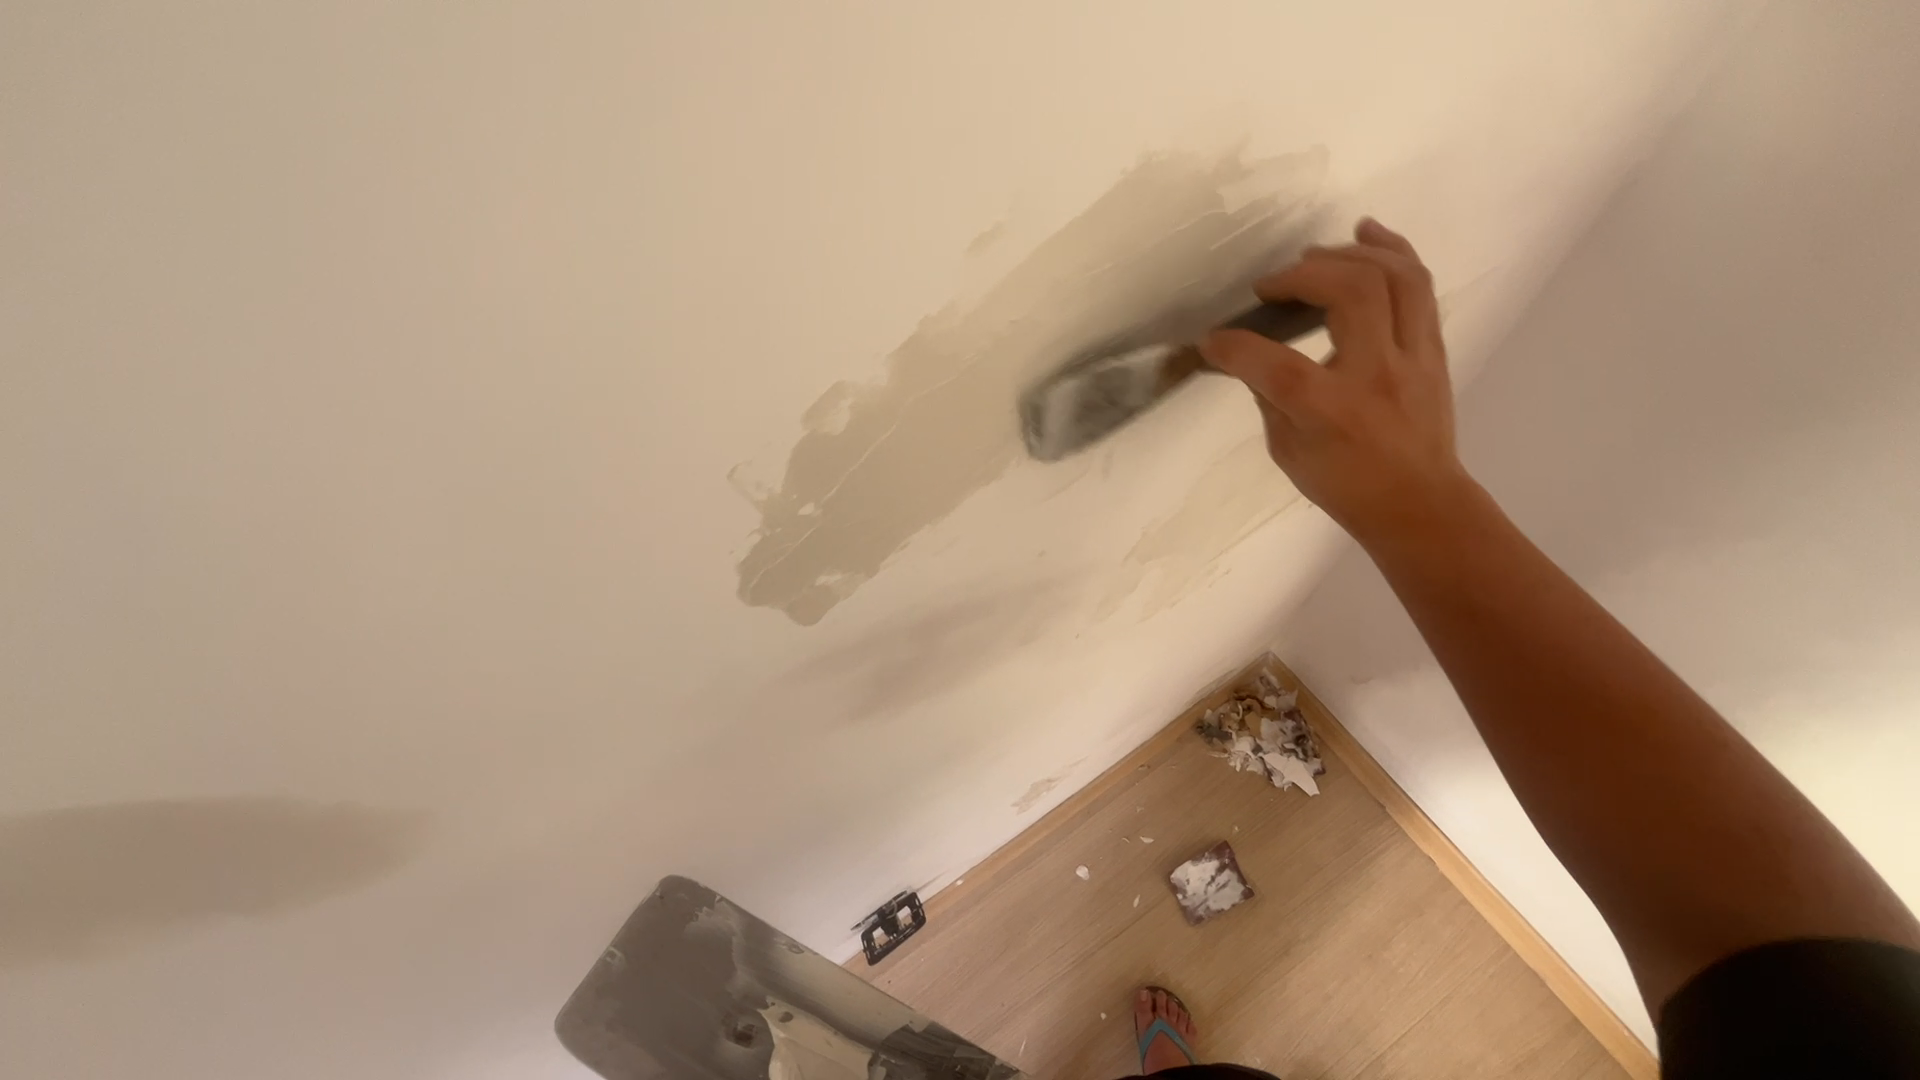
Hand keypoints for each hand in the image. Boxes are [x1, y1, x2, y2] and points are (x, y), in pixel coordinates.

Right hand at [1199, 218, 1475, 543]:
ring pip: (1396, 277)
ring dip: (1349, 254)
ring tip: (1312, 255)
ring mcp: (1413, 357)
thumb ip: (1269, 397)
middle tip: (1271, 285)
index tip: (1211, 340)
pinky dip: (1393, 251)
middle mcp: (1377, 374)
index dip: (1235, 347)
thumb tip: (1252, 357)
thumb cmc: (1344, 485)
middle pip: (1353, 293)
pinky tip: (1364, 236)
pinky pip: (1419, 285)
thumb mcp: (1287, 450)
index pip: (1276, 365)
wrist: (1419, 503)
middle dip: (1303, 275)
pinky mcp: (1431, 347)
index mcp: (1332, 411)